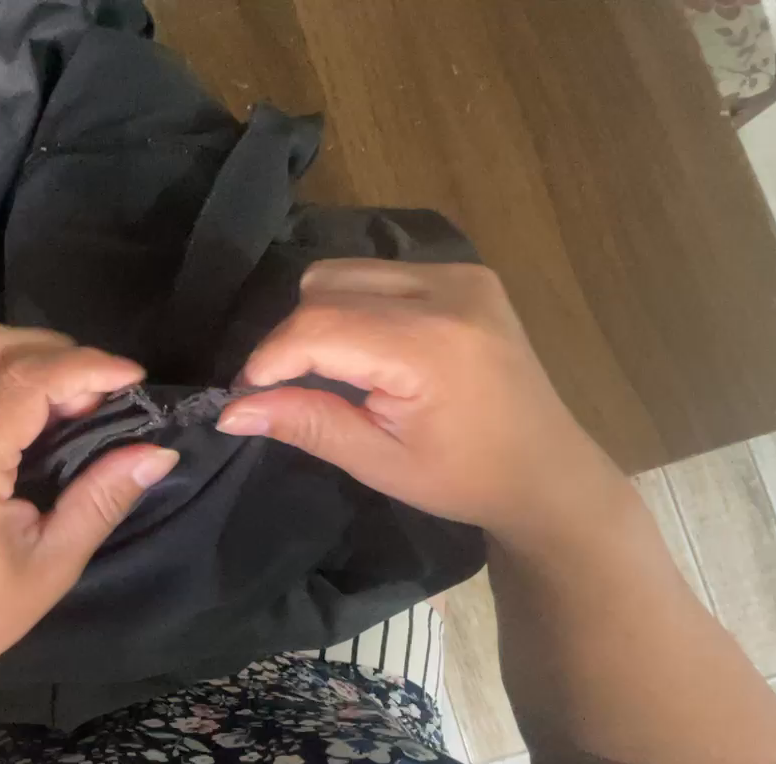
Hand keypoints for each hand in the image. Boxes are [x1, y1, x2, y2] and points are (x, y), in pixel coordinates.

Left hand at [0, 323, 179, 692]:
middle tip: (103, 392)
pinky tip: (31, 406)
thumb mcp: (53, 563)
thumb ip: (103, 498)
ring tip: (72, 395)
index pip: (26, 380)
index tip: (135, 379)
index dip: (87, 367)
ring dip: (26, 355)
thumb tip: (158, 453)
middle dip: (59, 352)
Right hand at [215, 259, 629, 547]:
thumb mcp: (377, 462)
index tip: (245, 397)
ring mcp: (460, 275)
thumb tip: (229, 412)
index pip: (318, 325)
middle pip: (324, 287)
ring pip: (344, 273)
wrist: (546, 470)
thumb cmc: (463, 479)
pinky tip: (360, 352)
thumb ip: (305, 423)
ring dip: (315, 320)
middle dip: (289, 340)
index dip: (268, 358)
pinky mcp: (463, 275)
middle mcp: (448, 291)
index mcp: (431, 346)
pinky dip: (348, 308)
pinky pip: (376, 274)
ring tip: (324, 372)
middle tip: (285, 391)